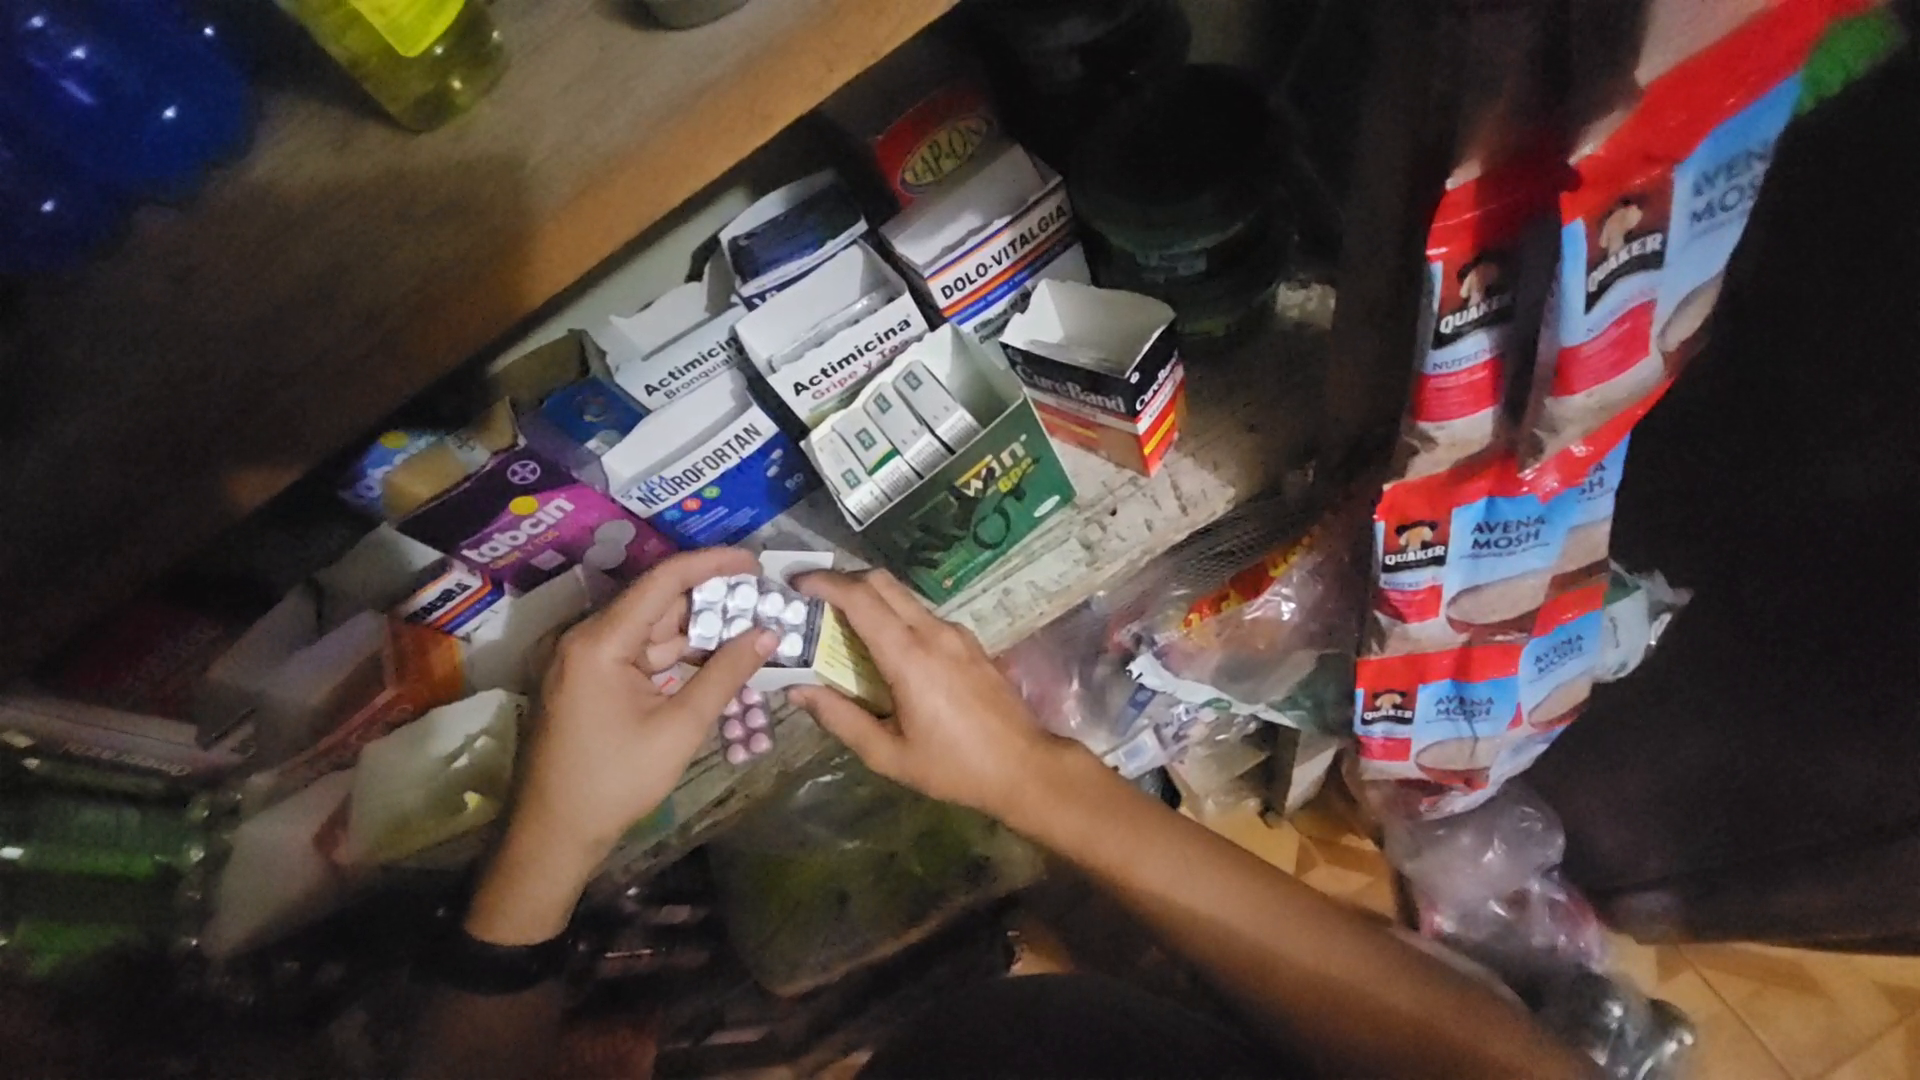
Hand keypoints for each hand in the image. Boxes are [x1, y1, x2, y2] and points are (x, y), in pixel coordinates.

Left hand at [466, 548, 775, 943]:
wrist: (554, 835)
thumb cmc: (615, 782)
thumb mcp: (680, 726)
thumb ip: (726, 673)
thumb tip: (769, 634)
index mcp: (601, 642)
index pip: (663, 581)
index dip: (712, 565)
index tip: (755, 562)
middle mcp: (589, 639)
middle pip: (660, 602)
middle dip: (714, 598)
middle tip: (764, 597)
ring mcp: (590, 660)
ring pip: (656, 628)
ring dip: (702, 628)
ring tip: (752, 624)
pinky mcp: (595, 680)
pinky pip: (645, 653)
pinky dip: (682, 654)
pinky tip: (720, 655)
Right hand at [786, 569, 1075, 822]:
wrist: (1025, 766)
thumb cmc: (954, 767)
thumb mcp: (888, 754)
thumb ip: (840, 718)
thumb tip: (798, 691)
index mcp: (910, 656)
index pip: (860, 598)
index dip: (824, 582)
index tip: (796, 583)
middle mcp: (934, 632)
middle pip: (882, 582)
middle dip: (843, 581)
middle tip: (812, 601)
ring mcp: (956, 633)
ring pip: (904, 596)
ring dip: (869, 599)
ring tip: (842, 626)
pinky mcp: (970, 642)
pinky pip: (923, 616)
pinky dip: (894, 617)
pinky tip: (884, 649)